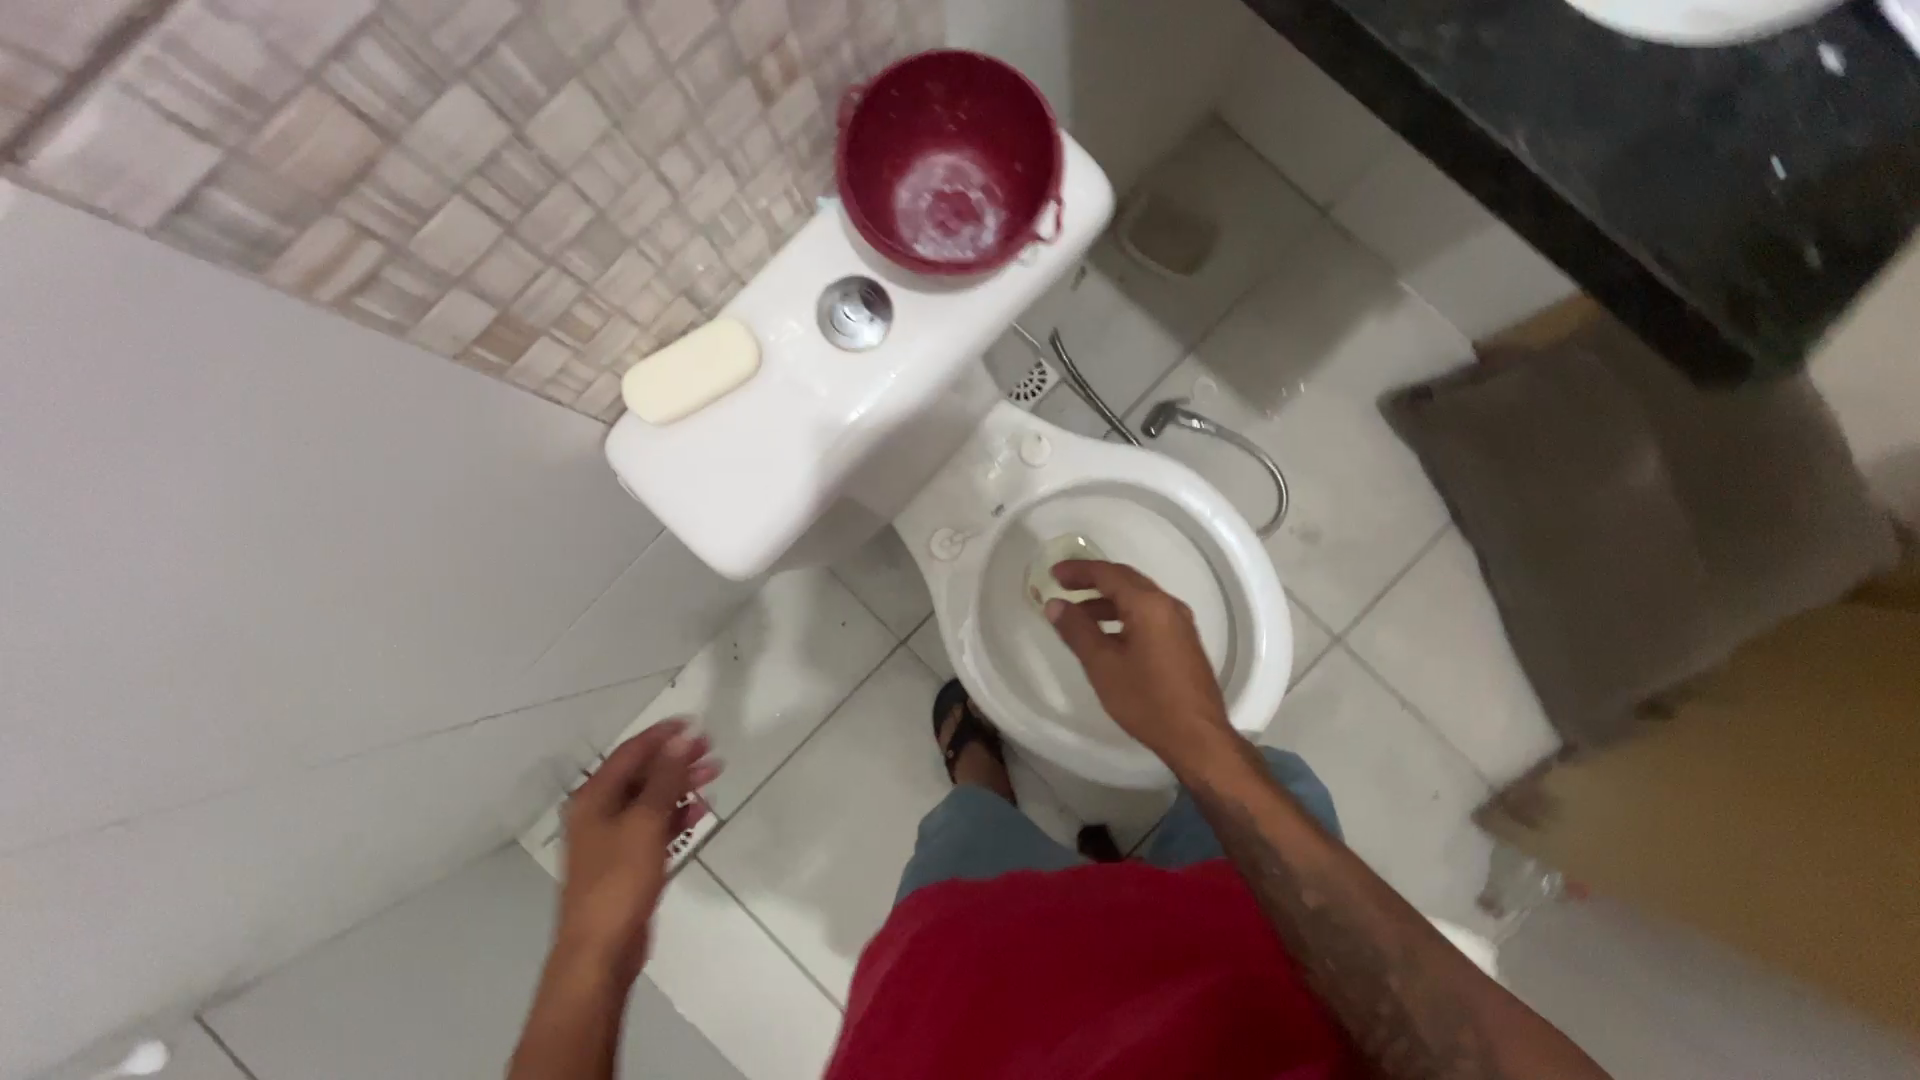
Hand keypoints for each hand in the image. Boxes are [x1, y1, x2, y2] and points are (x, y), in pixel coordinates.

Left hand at [556, 719, 719, 984]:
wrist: (600, 951)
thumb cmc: (619, 881)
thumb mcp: (645, 822)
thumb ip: (665, 779)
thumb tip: (680, 739)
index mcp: (594, 798)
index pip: (631, 753)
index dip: (662, 736)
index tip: (694, 724)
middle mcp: (599, 813)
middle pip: (642, 775)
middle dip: (676, 760)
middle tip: (711, 750)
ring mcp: (612, 840)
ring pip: (650, 800)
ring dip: (680, 786)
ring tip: (713, 776)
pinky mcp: (627, 863)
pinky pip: (654, 827)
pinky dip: (676, 816)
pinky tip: (699, 811)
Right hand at [1045, 560, 1233, 769]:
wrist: (1196, 737)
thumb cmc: (1146, 700)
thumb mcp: (1102, 665)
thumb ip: (1077, 630)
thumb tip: (1055, 604)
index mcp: (1149, 605)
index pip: (1109, 574)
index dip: (1079, 571)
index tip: (1053, 574)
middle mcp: (1168, 606)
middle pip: (1126, 581)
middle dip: (1093, 581)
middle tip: (1063, 586)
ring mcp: (1180, 624)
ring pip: (1139, 600)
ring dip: (1107, 602)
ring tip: (1079, 617)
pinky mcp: (1184, 643)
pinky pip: (1149, 616)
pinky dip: (1124, 616)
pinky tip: (1108, 637)